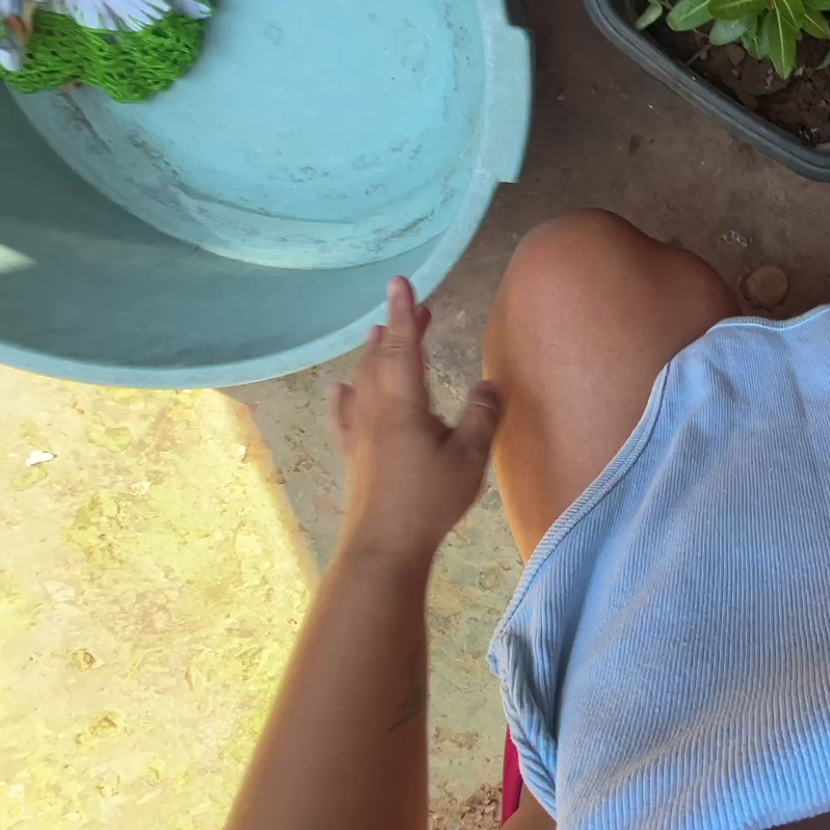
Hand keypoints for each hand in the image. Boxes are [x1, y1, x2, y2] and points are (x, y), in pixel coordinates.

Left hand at [330, 276, 500, 564]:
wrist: (384, 547)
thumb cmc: (429, 499)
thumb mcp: (470, 455)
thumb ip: (482, 415)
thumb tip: (489, 382)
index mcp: (404, 406)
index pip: (405, 349)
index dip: (405, 314)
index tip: (400, 282)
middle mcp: (376, 412)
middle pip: (383, 359)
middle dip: (398, 328)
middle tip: (414, 304)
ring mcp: (362, 435)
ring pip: (364, 382)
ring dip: (375, 353)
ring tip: (381, 333)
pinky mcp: (357, 456)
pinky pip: (347, 415)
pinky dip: (346, 395)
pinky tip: (341, 389)